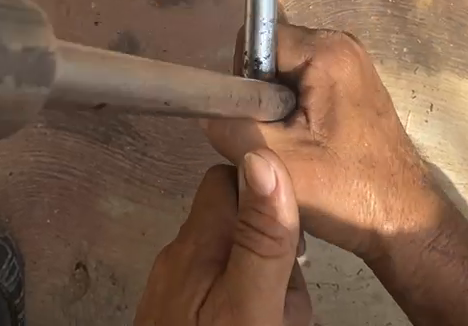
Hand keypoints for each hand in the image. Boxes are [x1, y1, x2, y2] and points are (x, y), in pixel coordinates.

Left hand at [134, 150, 312, 325]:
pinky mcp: (178, 320)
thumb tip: (263, 157)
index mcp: (195, 244)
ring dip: (267, 295)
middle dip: (273, 258)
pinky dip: (248, 313)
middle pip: (237, 226)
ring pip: (236, 268)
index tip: (291, 234)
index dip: (264, 195)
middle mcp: (180, 259)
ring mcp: (175, 293)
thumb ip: (259, 237)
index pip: (228, 180)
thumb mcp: (249, 307)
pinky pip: (223, 300)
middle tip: (286, 305)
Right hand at [206, 24, 448, 261]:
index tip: (257, 120)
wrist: (406, 223)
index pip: (258, 40)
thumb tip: (204, 112)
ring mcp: (352, 61)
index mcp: (327, 50)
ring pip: (286, 69)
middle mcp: (342, 42)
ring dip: (278, 103)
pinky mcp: (355, 82)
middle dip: (262, 92)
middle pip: (272, 52)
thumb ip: (231, 128)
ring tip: (292, 146)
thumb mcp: (278, 162)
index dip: (245, 79)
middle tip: (275, 139)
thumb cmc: (347, 191)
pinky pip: (307, 80)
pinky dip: (297, 108)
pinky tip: (308, 144)